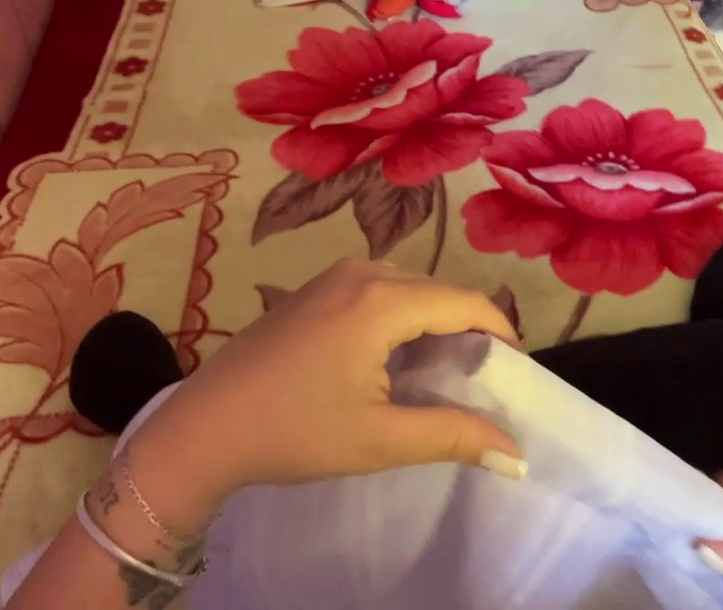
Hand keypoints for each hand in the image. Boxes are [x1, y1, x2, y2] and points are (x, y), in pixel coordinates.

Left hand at [120, 259, 524, 533]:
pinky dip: (402, 313)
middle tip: (480, 377)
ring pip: (408, 285)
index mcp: (381, 299)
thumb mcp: (379, 439)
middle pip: (437, 288)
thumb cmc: (294, 431)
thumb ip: (452, 435)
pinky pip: (379, 287)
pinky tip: (395, 354)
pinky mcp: (315, 286)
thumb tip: (515, 451)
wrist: (206, 424)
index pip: (464, 300)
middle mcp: (362, 271)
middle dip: (467, 326)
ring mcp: (334, 274)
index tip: (516, 369)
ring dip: (433, 319)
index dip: (500, 330)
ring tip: (443, 369)